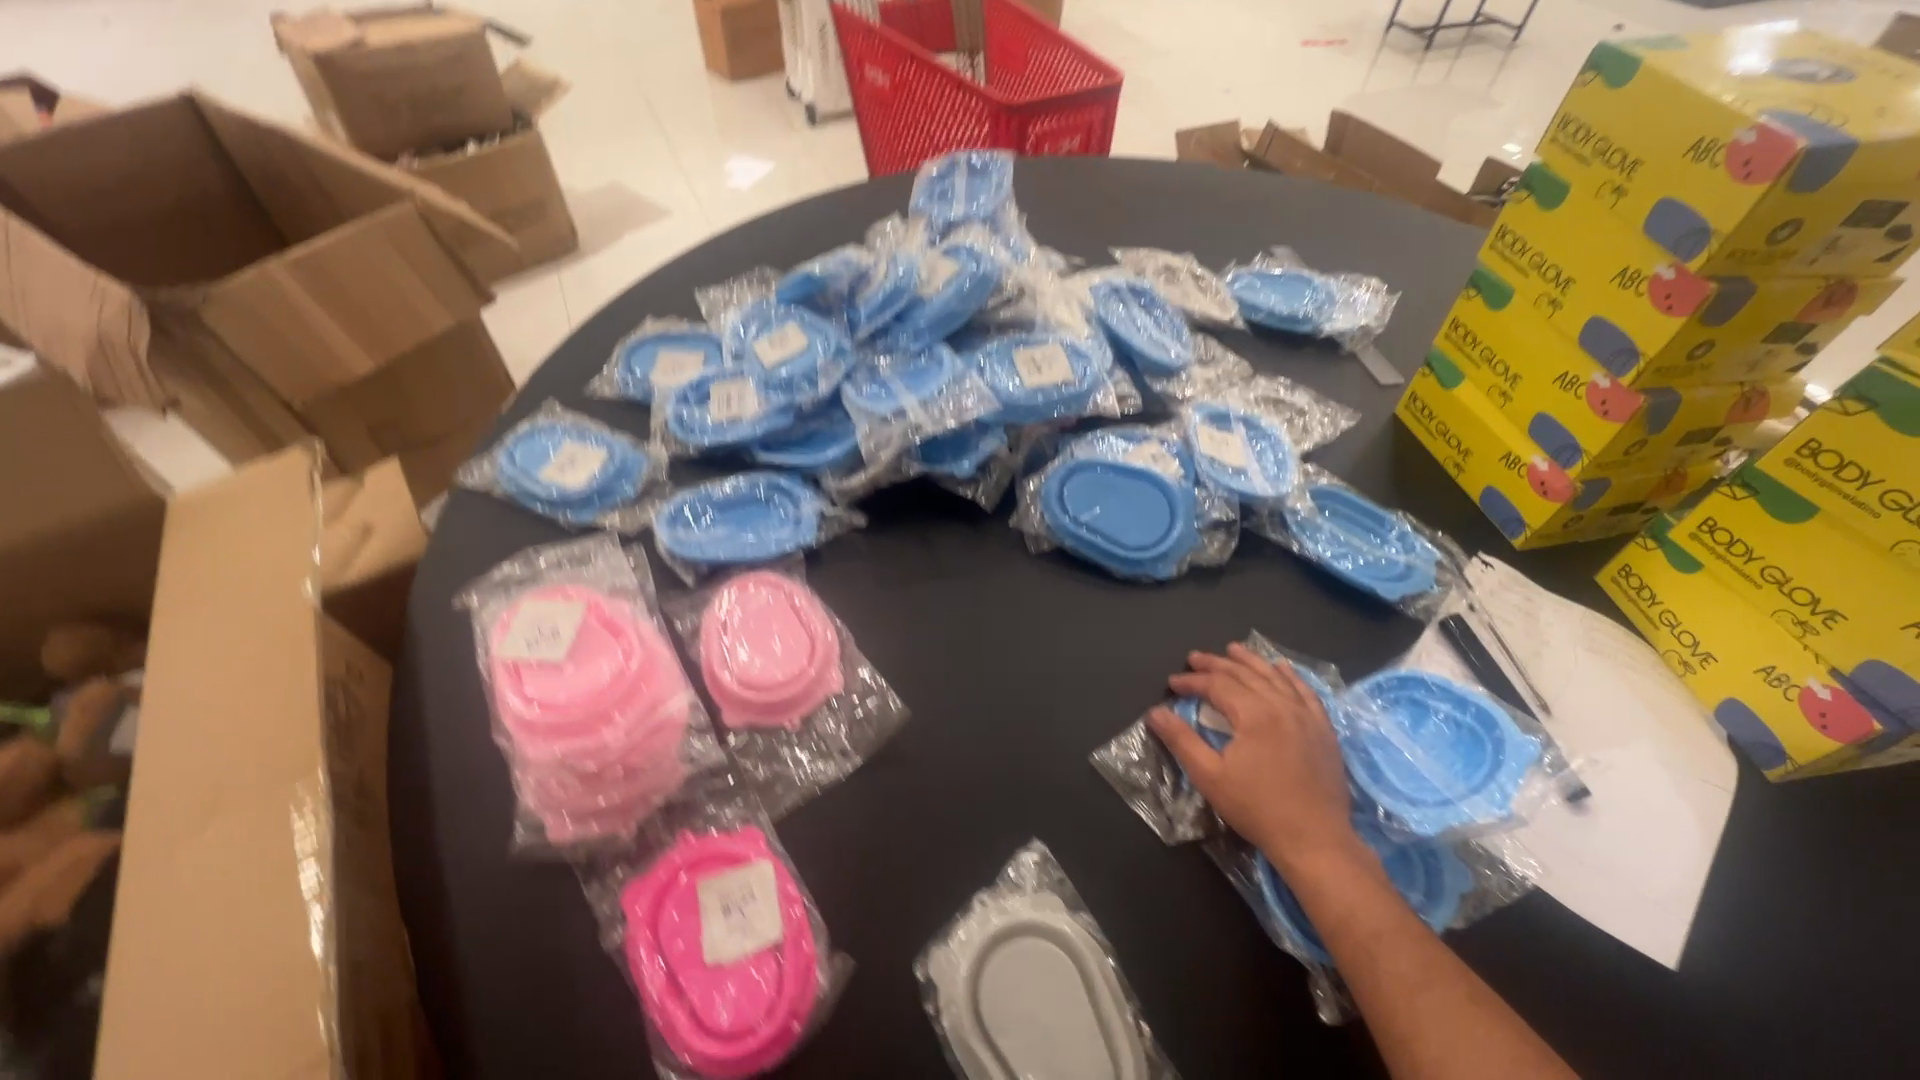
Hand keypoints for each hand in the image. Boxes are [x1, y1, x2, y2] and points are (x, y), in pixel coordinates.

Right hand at [1149, 644, 1363, 875]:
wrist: (1314, 838)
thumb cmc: (1257, 808)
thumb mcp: (1210, 776)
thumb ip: (1182, 740)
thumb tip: (1155, 713)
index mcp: (1255, 714)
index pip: (1218, 685)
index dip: (1192, 682)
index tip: (1172, 684)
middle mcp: (1282, 705)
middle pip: (1245, 674)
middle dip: (1217, 664)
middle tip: (1194, 658)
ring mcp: (1307, 716)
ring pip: (1276, 677)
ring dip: (1251, 661)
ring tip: (1233, 649)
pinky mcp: (1324, 730)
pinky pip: (1306, 692)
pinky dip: (1290, 676)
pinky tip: (1282, 669)